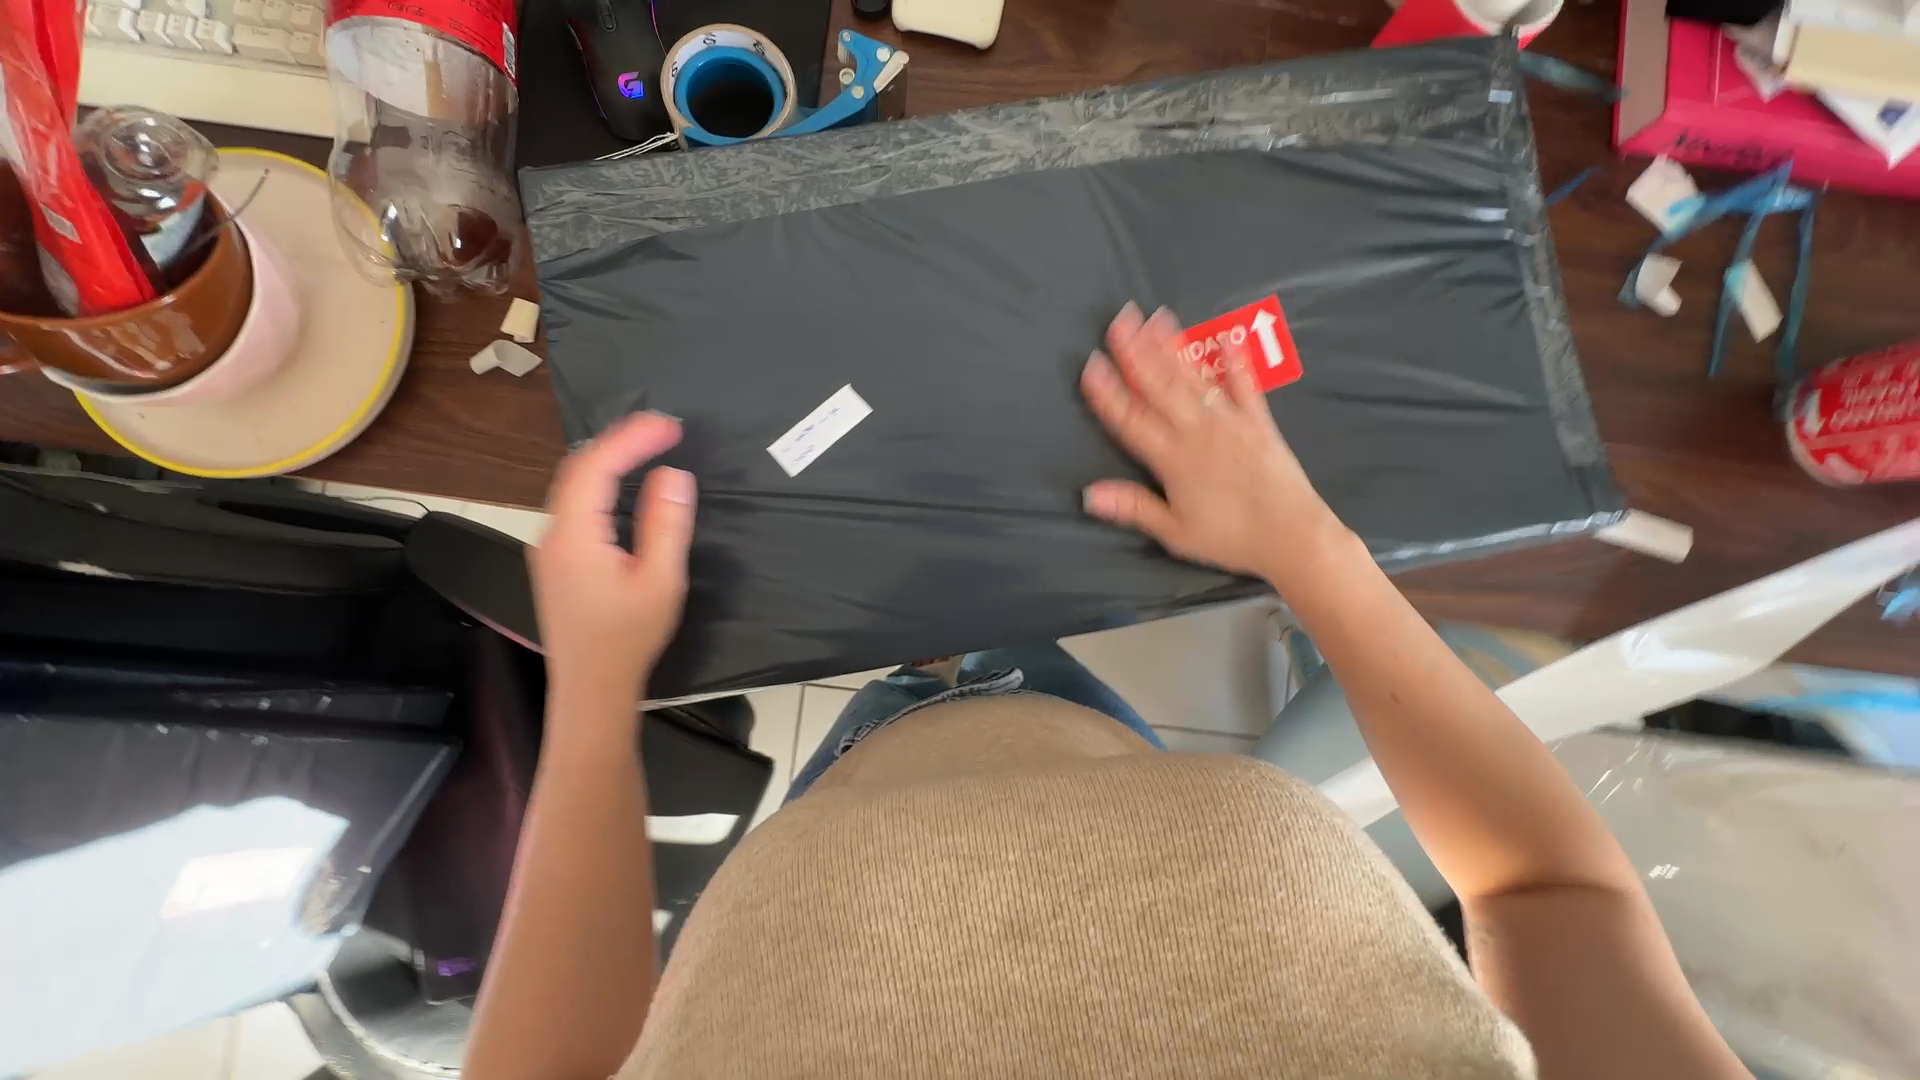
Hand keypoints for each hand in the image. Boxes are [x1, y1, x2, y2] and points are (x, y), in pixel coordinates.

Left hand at [530, 411, 695, 706]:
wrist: (591, 689)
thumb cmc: (628, 639)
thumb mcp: (660, 582)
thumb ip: (666, 525)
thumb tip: (674, 476)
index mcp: (575, 536)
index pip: (597, 467)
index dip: (632, 438)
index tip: (670, 425)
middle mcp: (551, 536)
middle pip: (578, 471)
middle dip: (620, 441)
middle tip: (664, 430)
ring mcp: (548, 550)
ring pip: (574, 488)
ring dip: (609, 461)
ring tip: (648, 448)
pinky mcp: (555, 562)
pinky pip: (575, 507)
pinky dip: (601, 485)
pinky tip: (624, 487)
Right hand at [1079, 302, 1343, 578]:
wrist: (1293, 536)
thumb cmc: (1230, 539)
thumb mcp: (1175, 532)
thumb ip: (1133, 508)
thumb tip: (1088, 494)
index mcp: (1172, 459)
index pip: (1131, 420)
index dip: (1109, 392)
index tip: (1092, 364)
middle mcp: (1197, 432)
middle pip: (1160, 386)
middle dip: (1137, 352)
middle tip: (1120, 319)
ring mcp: (1229, 422)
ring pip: (1193, 378)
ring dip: (1173, 347)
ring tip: (1157, 317)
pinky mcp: (1259, 422)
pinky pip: (1244, 385)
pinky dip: (1235, 360)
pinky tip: (1226, 336)